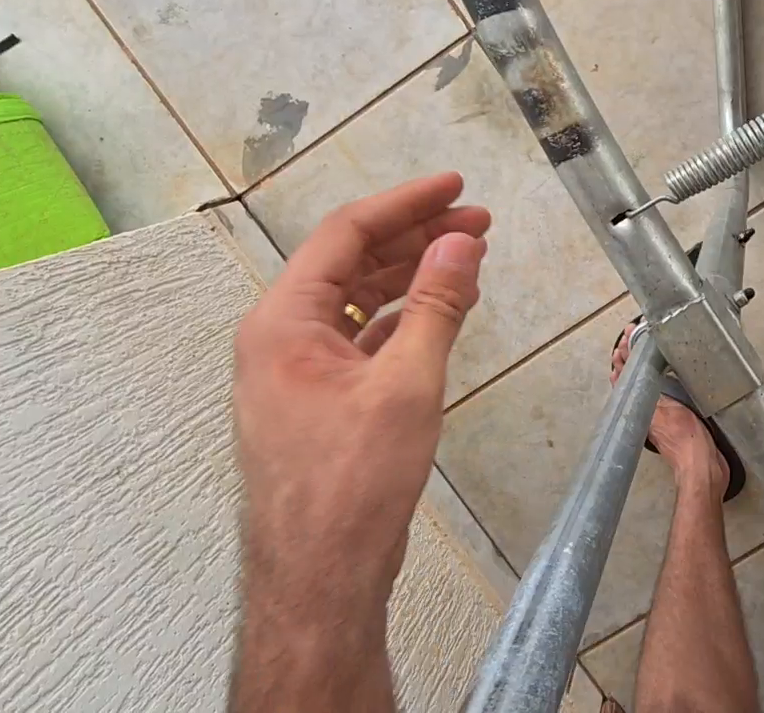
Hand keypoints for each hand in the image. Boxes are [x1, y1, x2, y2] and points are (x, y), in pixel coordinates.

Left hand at [230, 172, 489, 711]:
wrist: (320, 578)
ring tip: (470, 258)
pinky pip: (366, 335)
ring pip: (362, 298)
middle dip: (418, 237)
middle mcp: (284, 334)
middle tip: (479, 222)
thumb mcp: (406, 384)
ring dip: (415, 274)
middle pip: (354, 262)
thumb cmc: (356, 478)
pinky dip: (407, 316)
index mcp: (284, 320)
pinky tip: (444, 308)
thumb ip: (436, 305)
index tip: (457, 185)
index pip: (346, 234)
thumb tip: (461, 241)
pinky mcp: (323, 395)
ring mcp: (301, 367)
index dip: (406, 202)